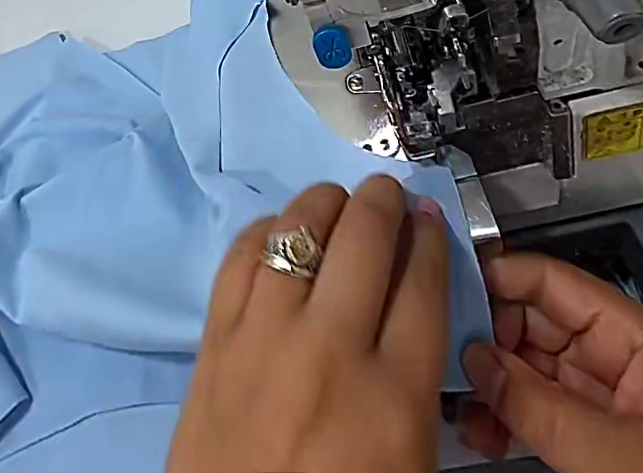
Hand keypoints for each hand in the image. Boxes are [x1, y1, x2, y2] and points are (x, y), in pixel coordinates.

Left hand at [167, 176, 449, 472]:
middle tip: (387, 196)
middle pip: (365, 235)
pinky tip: (282, 233)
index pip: (423, 281)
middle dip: (384, 200)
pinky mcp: (214, 337)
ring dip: (326, 201)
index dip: (429, 238)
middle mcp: (329, 350)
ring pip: (300, 227)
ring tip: (337, 203)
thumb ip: (418, 371)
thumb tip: (413, 287)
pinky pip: (242, 254)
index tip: (427, 221)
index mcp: (393, 398)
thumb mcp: (408, 457)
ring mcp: (264, 336)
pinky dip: (267, 230)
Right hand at [457, 253, 642, 472]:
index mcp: (637, 337)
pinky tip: (485, 429)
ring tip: (464, 404)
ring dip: (490, 381)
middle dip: (486, 336)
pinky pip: (537, 406)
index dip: (497, 276)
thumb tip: (478, 360)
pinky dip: (506, 413)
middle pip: (532, 319)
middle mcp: (618, 357)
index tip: (451, 287)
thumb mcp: (617, 455)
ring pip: (528, 365)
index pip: (550, 279)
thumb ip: (539, 403)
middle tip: (449, 356)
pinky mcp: (597, 436)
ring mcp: (605, 398)